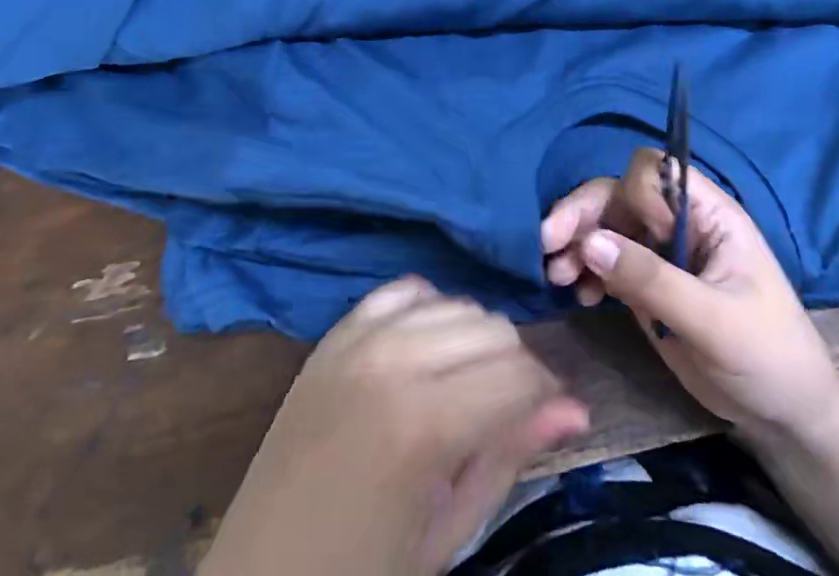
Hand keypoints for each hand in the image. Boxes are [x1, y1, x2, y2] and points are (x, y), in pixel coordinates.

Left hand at [200, 277, 588, 575]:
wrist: (263, 572)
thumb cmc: (366, 565)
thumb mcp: (450, 527)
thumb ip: (512, 454)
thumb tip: (575, 408)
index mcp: (426, 423)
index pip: (521, 374)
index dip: (549, 393)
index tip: (554, 415)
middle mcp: (394, 362)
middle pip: (494, 328)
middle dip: (515, 366)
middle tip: (507, 410)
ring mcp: (357, 342)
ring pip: (455, 304)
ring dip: (475, 338)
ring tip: (467, 383)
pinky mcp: (332, 337)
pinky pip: (402, 292)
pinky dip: (427, 309)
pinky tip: (427, 346)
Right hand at [541, 148, 838, 436]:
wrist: (781, 411)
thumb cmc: (765, 355)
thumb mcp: (713, 319)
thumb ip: (653, 280)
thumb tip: (589, 242)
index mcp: (709, 214)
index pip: (657, 173)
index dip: (633, 196)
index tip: (625, 236)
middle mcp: (681, 225)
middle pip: (620, 195)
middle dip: (584, 214)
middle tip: (548, 245)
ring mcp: (661, 255)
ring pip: (607, 227)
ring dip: (576, 243)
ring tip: (558, 278)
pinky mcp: (647, 285)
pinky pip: (606, 263)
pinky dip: (586, 271)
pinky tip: (580, 296)